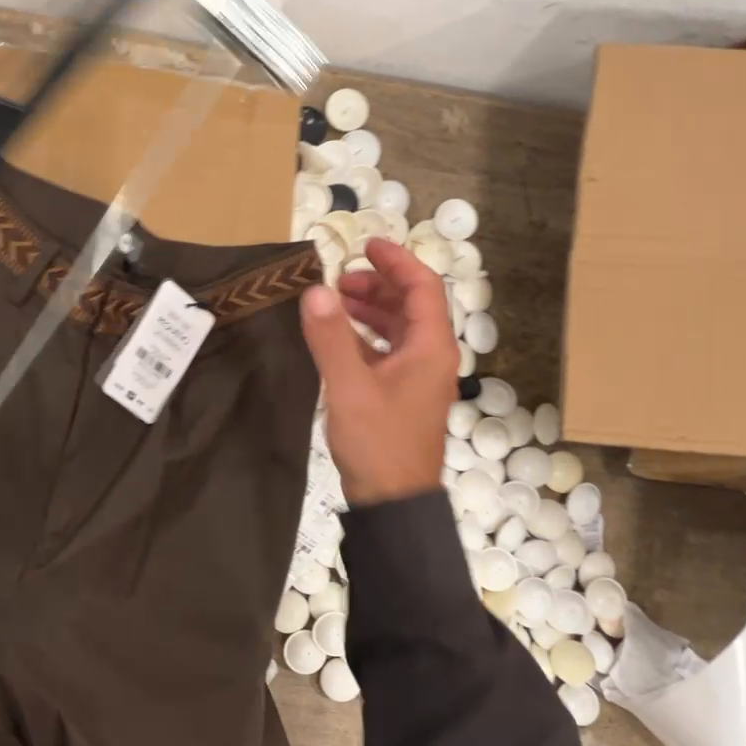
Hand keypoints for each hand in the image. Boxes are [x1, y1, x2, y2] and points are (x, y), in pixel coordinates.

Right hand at [301, 238, 459, 505]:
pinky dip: (365, 340)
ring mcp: (417, 380)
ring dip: (370, 313)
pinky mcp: (401, 398)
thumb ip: (332, 339)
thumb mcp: (350, 388)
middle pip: (411, 307)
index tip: (367, 245)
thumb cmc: (378, 442)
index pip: (423, 288)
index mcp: (431, 348)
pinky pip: (387, 355)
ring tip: (334, 305)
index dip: (396, 262)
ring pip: (399, 331)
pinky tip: (338, 343)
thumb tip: (315, 291)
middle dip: (377, 287)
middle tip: (339, 281)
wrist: (393, 499)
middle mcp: (431, 357)